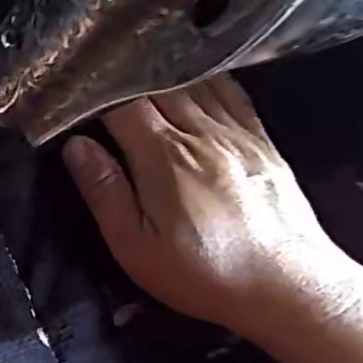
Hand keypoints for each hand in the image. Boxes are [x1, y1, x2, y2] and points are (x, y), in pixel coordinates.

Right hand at [63, 74, 359, 342]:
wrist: (288, 287)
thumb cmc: (199, 272)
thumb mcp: (133, 244)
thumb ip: (104, 191)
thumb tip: (76, 146)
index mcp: (164, 156)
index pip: (122, 105)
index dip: (94, 97)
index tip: (74, 102)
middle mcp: (203, 133)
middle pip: (158, 86)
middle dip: (124, 83)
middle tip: (99, 87)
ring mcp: (239, 133)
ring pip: (197, 82)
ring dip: (164, 75)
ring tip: (138, 78)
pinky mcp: (264, 141)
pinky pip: (232, 93)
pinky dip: (207, 79)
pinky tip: (194, 79)